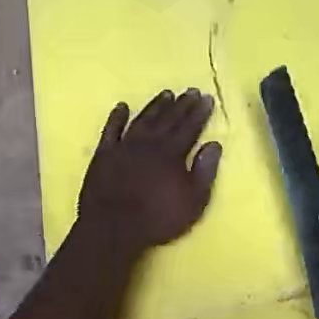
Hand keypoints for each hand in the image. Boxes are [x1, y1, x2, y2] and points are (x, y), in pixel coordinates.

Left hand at [77, 89, 220, 249]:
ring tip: (166, 94)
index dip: (199, 112)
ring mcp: (124, 147)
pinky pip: (111, 130)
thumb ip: (205, 171)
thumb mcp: (194, 201)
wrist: (113, 228)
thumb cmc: (158, 218)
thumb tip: (214, 144)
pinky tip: (122, 107)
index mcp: (172, 153)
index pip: (189, 127)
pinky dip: (117, 117)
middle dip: (182, 104)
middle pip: (168, 119)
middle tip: (191, 90)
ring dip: (155, 106)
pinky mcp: (104, 155)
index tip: (206, 98)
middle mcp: (149, 143)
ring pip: (143, 119)